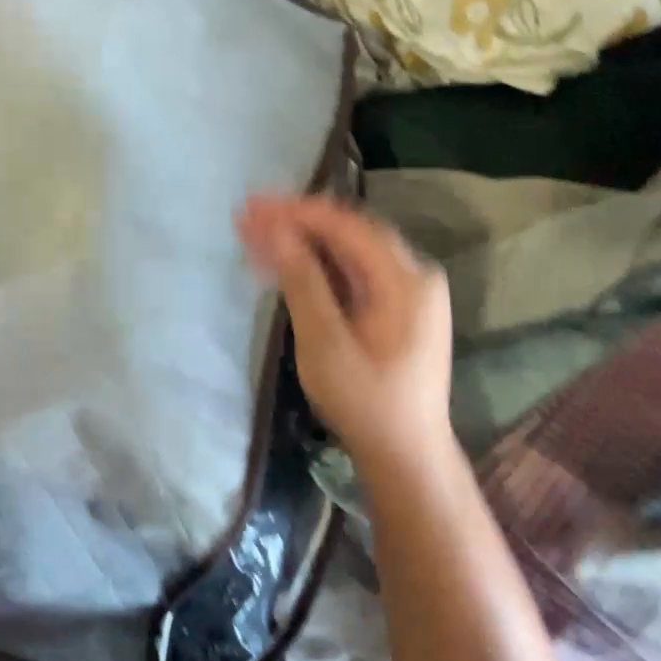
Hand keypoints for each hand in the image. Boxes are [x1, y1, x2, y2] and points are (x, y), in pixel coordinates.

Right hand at [238, 195, 453, 462]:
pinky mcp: (396, 309)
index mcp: (405, 280)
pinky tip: (281, 264)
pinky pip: (352, 271)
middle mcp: (414, 276)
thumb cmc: (364, 400)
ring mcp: (408, 293)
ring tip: (254, 235)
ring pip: (348, 250)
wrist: (405, 454)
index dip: (296, 212)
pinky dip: (315, 263)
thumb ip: (303, 282)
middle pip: (349, 232)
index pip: (347, 225)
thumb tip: (278, 231)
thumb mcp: (325, 342)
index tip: (251, 207)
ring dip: (301, 240)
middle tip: (246, 217)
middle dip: (295, 221)